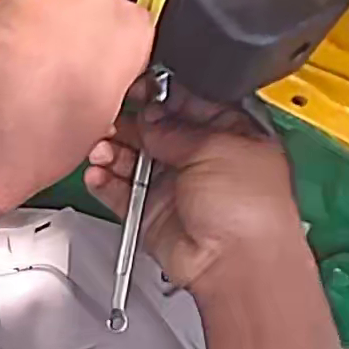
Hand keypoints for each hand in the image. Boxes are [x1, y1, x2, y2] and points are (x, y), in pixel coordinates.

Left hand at [0, 0, 153, 208]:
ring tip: (26, 80)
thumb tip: (93, 95)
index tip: (98, 76)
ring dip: (39, 33)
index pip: (132, 32)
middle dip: (76, 35)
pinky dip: (5, 37)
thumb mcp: (99, 123)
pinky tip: (0, 73)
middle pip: (90, 6)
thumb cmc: (41, 136)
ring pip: (48, 4)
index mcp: (132, 28)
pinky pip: (9, 15)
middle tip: (59, 76)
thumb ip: (106, 89)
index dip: (111, 59)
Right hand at [83, 88, 304, 294]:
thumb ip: (177, 130)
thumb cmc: (250, 207)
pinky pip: (118, 192)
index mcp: (227, 132)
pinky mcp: (147, 213)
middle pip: (153, 132)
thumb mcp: (217, 147)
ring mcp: (171, 187)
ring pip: (131, 161)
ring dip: (112, 151)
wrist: (233, 260)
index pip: (186, 103)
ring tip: (100, 148)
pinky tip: (98, 172)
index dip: (160, 95)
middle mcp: (197, 158)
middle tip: (110, 118)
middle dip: (129, 123)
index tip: (136, 88)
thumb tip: (150, 116)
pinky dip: (105, 182)